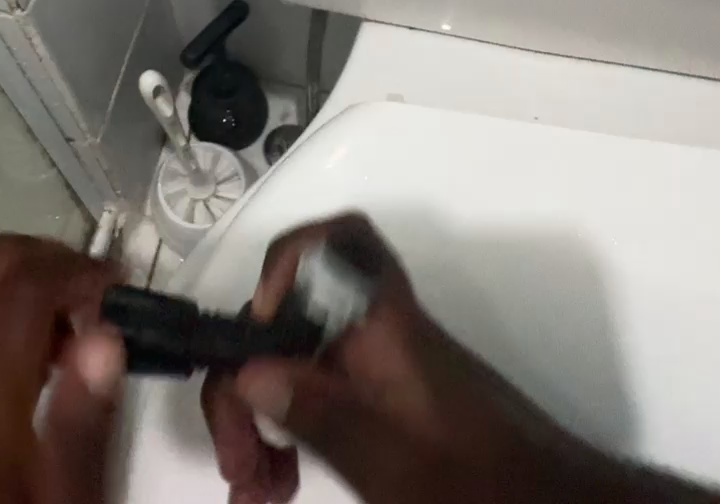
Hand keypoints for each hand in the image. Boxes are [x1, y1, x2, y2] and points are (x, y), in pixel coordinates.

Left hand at [0, 234, 126, 503]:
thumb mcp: (65, 496)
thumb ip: (85, 420)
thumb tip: (106, 336)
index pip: (26, 284)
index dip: (79, 271)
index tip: (122, 288)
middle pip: (0, 260)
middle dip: (59, 262)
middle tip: (103, 298)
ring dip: (35, 280)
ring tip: (77, 326)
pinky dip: (9, 302)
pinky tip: (38, 349)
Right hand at [201, 212, 560, 503]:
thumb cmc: (482, 487)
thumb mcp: (395, 468)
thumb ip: (321, 415)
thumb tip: (246, 373)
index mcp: (384, 323)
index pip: (342, 240)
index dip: (289, 260)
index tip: (262, 328)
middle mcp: (372, 330)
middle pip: (289, 317)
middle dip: (245, 379)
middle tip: (237, 458)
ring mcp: (372, 365)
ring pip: (292, 361)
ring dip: (258, 414)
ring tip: (252, 481)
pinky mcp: (376, 399)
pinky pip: (311, 395)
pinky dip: (286, 430)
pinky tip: (277, 479)